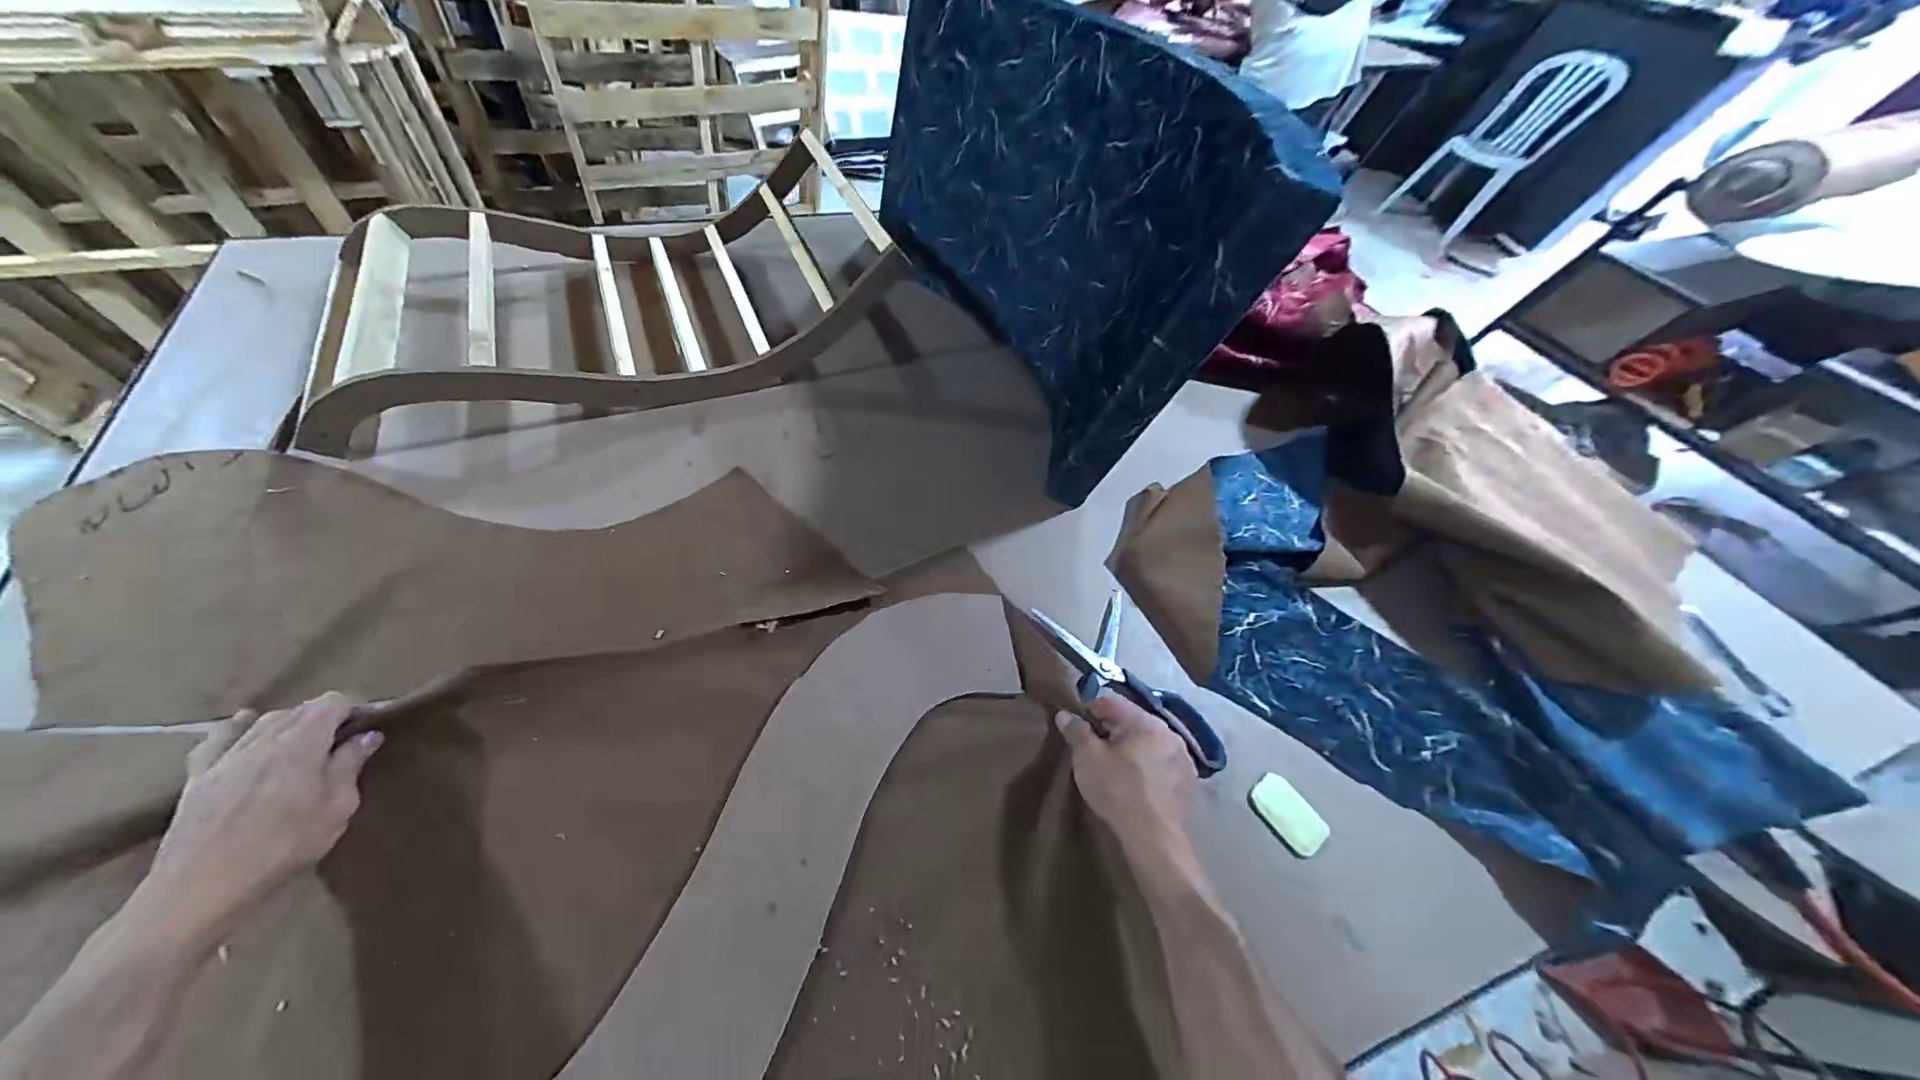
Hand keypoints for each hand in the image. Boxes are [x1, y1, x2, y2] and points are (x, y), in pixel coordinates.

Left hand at [140, 693, 383, 936]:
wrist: (200, 888)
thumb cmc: (282, 847)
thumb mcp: (336, 808)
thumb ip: (350, 766)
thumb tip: (367, 735)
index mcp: (301, 745)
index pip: (333, 703)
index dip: (356, 706)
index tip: (372, 724)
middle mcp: (262, 741)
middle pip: (299, 710)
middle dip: (327, 715)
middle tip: (346, 737)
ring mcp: (225, 758)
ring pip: (263, 721)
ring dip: (290, 722)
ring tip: (305, 740)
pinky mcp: (198, 777)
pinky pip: (217, 740)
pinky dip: (235, 728)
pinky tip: (242, 728)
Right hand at [1056, 694, 1200, 872]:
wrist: (1155, 839)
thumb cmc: (1117, 791)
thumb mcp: (1087, 759)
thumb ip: (1076, 731)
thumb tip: (1066, 715)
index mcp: (1145, 722)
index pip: (1111, 702)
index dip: (1089, 709)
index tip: (1075, 724)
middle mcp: (1169, 733)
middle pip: (1132, 720)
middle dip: (1111, 729)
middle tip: (1092, 747)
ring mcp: (1184, 758)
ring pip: (1149, 742)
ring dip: (1132, 747)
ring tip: (1114, 766)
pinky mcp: (1189, 782)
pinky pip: (1162, 763)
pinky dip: (1148, 766)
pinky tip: (1137, 783)